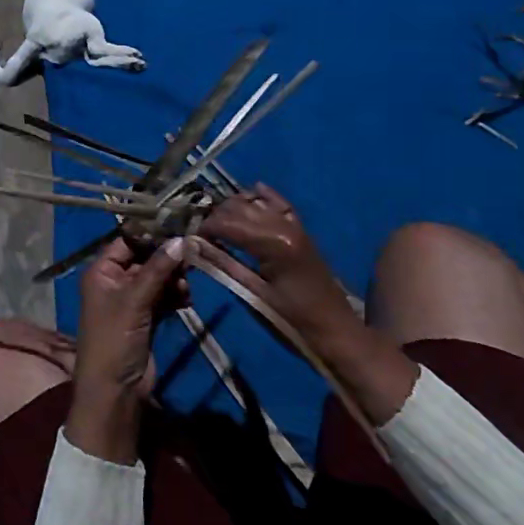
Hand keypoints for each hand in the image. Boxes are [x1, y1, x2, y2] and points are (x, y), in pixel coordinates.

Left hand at [65, 236, 187, 463]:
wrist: (115, 393)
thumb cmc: (114, 341)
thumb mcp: (134, 301)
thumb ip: (157, 270)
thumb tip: (180, 240)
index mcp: (101, 272)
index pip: (127, 241)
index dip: (152, 235)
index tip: (180, 230)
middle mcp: (114, 282)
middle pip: (145, 259)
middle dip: (167, 259)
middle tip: (191, 260)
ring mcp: (130, 301)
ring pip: (157, 279)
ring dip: (173, 279)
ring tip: (187, 288)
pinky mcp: (145, 318)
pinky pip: (163, 297)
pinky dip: (174, 296)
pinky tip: (187, 300)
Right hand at [195, 185, 416, 424]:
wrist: (336, 332)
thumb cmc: (292, 321)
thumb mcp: (252, 295)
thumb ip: (222, 265)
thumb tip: (189, 245)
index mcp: (272, 242)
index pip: (226, 222)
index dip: (203, 229)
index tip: (187, 240)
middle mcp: (283, 224)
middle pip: (238, 207)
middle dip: (214, 217)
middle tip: (198, 235)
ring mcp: (294, 224)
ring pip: (255, 201)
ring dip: (233, 207)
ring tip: (217, 225)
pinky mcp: (300, 229)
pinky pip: (279, 203)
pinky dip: (263, 196)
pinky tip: (251, 192)